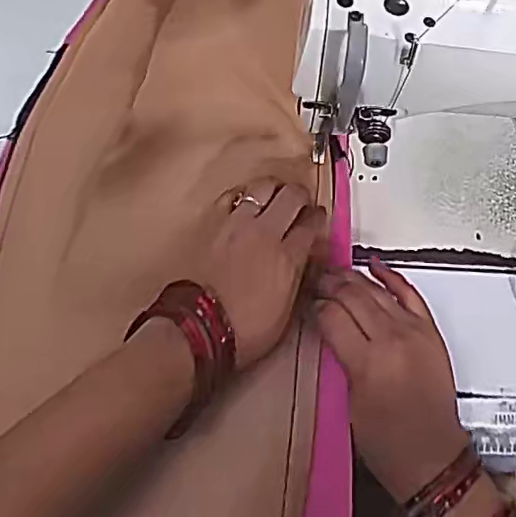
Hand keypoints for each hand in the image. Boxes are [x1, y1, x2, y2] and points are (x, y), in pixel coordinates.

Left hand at [197, 181, 327, 367]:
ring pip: (263, 186)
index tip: (316, 221)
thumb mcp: (284, 312)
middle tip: (300, 203)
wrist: (197, 327)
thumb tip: (306, 258)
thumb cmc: (242, 330)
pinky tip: (245, 202)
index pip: (311, 224)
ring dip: (274, 189)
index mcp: (287, 258)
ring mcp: (237, 223)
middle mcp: (265, 233)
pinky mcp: (213, 221)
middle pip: (292, 195)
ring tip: (275, 195)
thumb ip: (298, 277)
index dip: (318, 219)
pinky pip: (232, 194)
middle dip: (301, 196)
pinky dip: (243, 195)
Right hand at [312, 259, 470, 501]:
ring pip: (377, 290)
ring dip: (354, 277)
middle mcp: (392, 340)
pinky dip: (392, 277)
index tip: (307, 304)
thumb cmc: (388, 444)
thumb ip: (339, 359)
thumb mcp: (349, 404)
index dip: (316, 306)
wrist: (433, 459)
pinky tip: (376, 266)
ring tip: (337, 272)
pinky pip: (409, 293)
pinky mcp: (430, 330)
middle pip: (354, 296)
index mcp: (367, 363)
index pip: (332, 316)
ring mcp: (413, 331)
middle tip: (317, 281)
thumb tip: (328, 326)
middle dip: (331, 285)